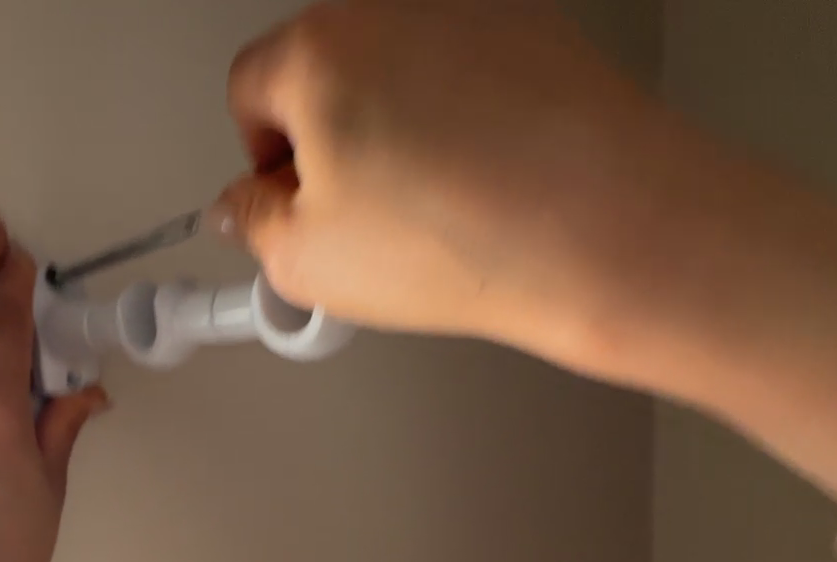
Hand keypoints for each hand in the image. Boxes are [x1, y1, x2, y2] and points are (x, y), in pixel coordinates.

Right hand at [211, 1, 680, 370]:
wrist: (596, 229)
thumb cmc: (456, 239)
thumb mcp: (303, 261)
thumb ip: (249, 223)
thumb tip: (240, 205)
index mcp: (318, 53)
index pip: (248, 87)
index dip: (258, 155)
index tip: (284, 197)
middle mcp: (389, 8)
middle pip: (318, 69)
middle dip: (319, 139)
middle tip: (350, 212)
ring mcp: (466, 8)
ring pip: (389, 69)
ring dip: (384, 128)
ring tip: (418, 205)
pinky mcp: (527, 27)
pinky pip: (455, 72)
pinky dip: (447, 118)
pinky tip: (466, 181)